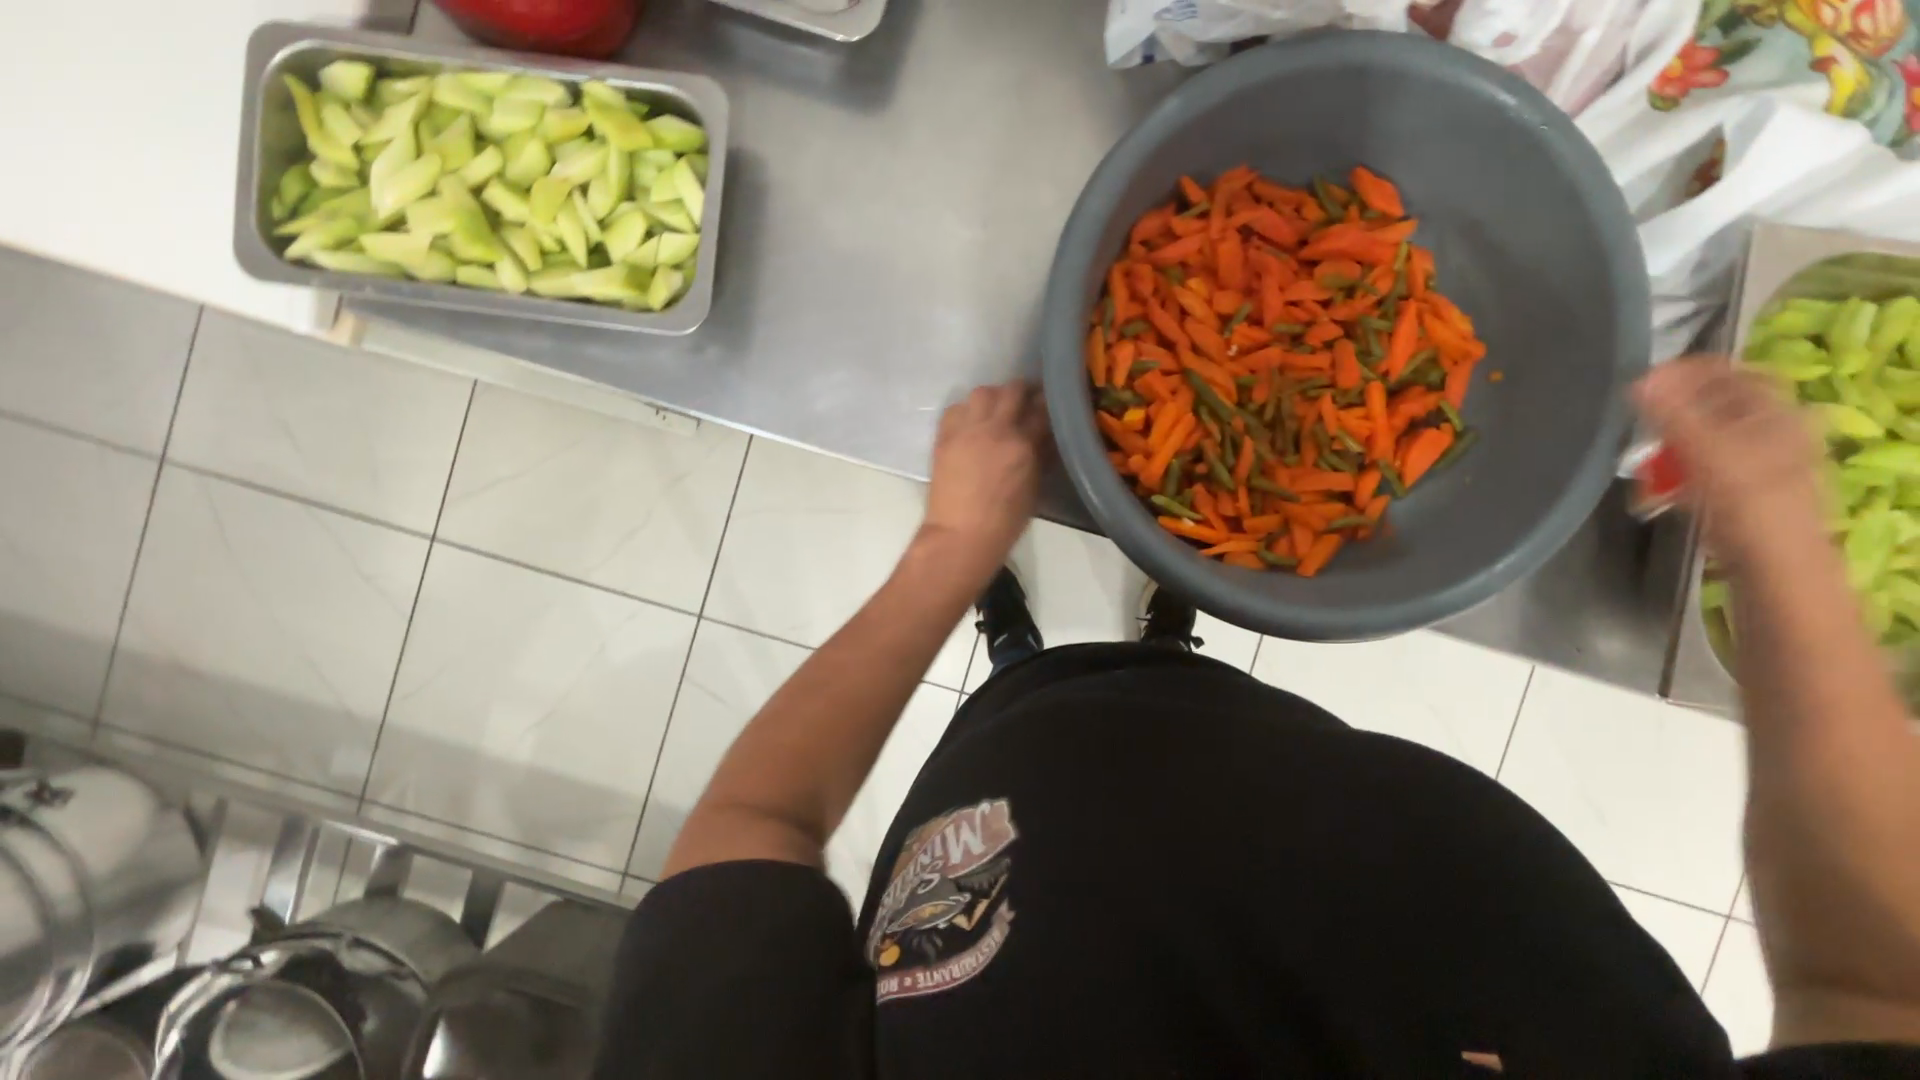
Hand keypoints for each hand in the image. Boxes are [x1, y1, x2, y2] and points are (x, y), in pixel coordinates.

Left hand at [920, 381, 1049, 576]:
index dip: (1047, 404)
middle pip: (1012, 391)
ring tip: (996, 408)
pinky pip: (956, 408)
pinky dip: (966, 410)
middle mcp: (996, 430)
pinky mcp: (945, 436)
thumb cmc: (1005, 521)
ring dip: (993, 396)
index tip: (1049, 403)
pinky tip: (970, 422)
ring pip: (982, 392)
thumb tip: (1044, 436)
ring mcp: (967, 430)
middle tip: (1025, 397)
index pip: (1041, 411)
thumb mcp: (1034, 488)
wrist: (961, 534)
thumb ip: (1040, 456)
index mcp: (1023, 446)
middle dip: (1022, 390)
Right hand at [1633, 356, 1827, 565]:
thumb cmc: (1749, 508)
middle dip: (1672, 418)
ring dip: (1670, 451)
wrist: (1775, 571)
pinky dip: (1679, 477)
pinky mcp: (1743, 495)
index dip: (1691, 373)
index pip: (1734, 375)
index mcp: (1778, 417)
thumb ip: (1674, 415)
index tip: (1644, 382)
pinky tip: (1661, 493)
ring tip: (1646, 468)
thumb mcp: (1709, 455)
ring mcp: (1760, 467)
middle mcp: (1775, 435)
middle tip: (1640, 427)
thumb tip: (1640, 377)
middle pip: (1716, 410)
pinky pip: (1703, 472)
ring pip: (1705, 443)